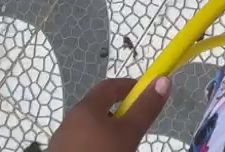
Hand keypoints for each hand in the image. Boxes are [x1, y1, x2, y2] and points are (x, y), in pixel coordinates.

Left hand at [47, 76, 170, 151]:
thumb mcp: (129, 133)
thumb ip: (145, 108)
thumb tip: (163, 80)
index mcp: (86, 108)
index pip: (110, 85)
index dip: (129, 86)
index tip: (146, 95)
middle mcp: (69, 121)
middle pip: (98, 108)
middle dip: (119, 113)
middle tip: (135, 127)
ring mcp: (61, 142)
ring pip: (89, 129)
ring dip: (106, 132)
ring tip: (121, 147)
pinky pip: (81, 145)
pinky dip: (95, 146)